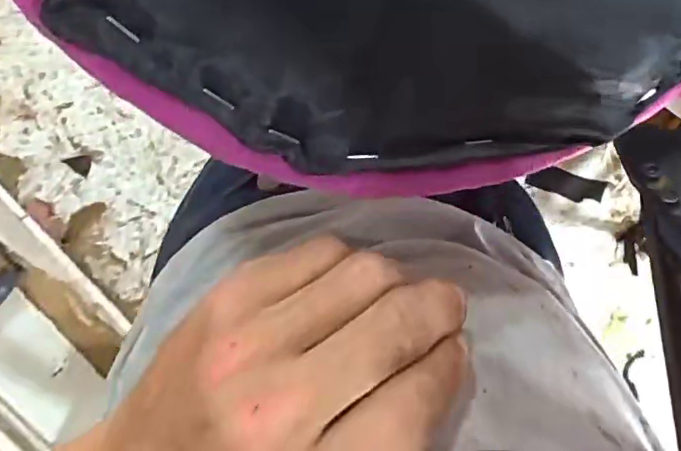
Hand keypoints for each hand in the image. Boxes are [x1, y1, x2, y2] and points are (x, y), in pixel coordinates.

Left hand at [67, 235, 468, 450]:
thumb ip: (388, 435)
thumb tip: (446, 354)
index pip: (414, 403)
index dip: (448, 370)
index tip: (453, 355)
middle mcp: (274, 409)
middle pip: (399, 322)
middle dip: (440, 309)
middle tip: (445, 311)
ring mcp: (246, 343)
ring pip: (369, 271)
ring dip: (398, 281)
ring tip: (394, 297)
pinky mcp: (228, 296)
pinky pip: (324, 248)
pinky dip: (350, 262)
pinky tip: (345, 287)